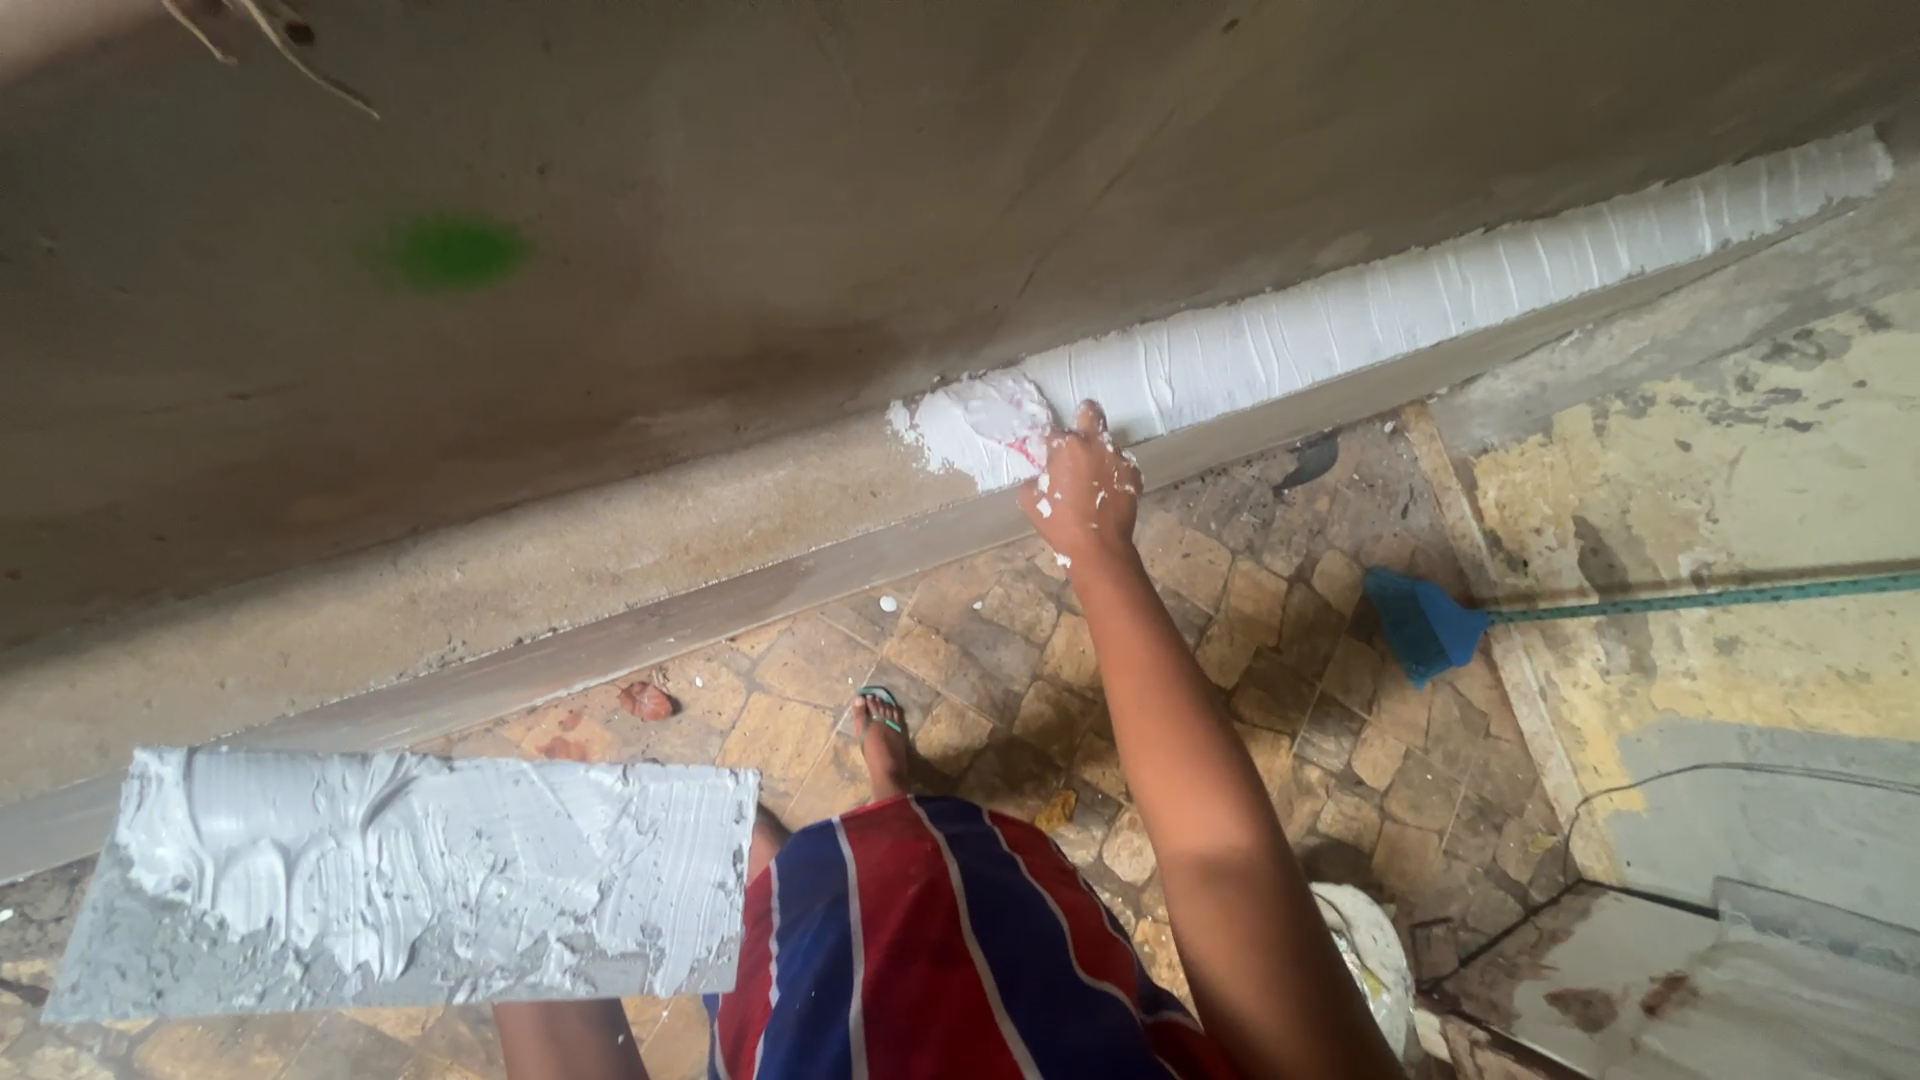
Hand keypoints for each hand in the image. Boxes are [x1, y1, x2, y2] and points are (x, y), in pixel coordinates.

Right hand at [1019, 400, 1141, 571]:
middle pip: (1090, 413)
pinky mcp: (1134, 475)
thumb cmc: (1060, 523)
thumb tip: (1041, 475)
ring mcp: (1119, 458)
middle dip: (1084, 416)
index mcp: (1067, 446)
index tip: (1049, 454)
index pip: (1053, 432)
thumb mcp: (1030, 501)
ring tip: (1093, 477)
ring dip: (1099, 453)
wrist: (1098, 546)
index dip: (1049, 443)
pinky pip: (1121, 466)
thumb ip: (1033, 479)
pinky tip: (1107, 491)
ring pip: (1108, 444)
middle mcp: (1095, 444)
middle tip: (1078, 437)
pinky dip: (1114, 473)